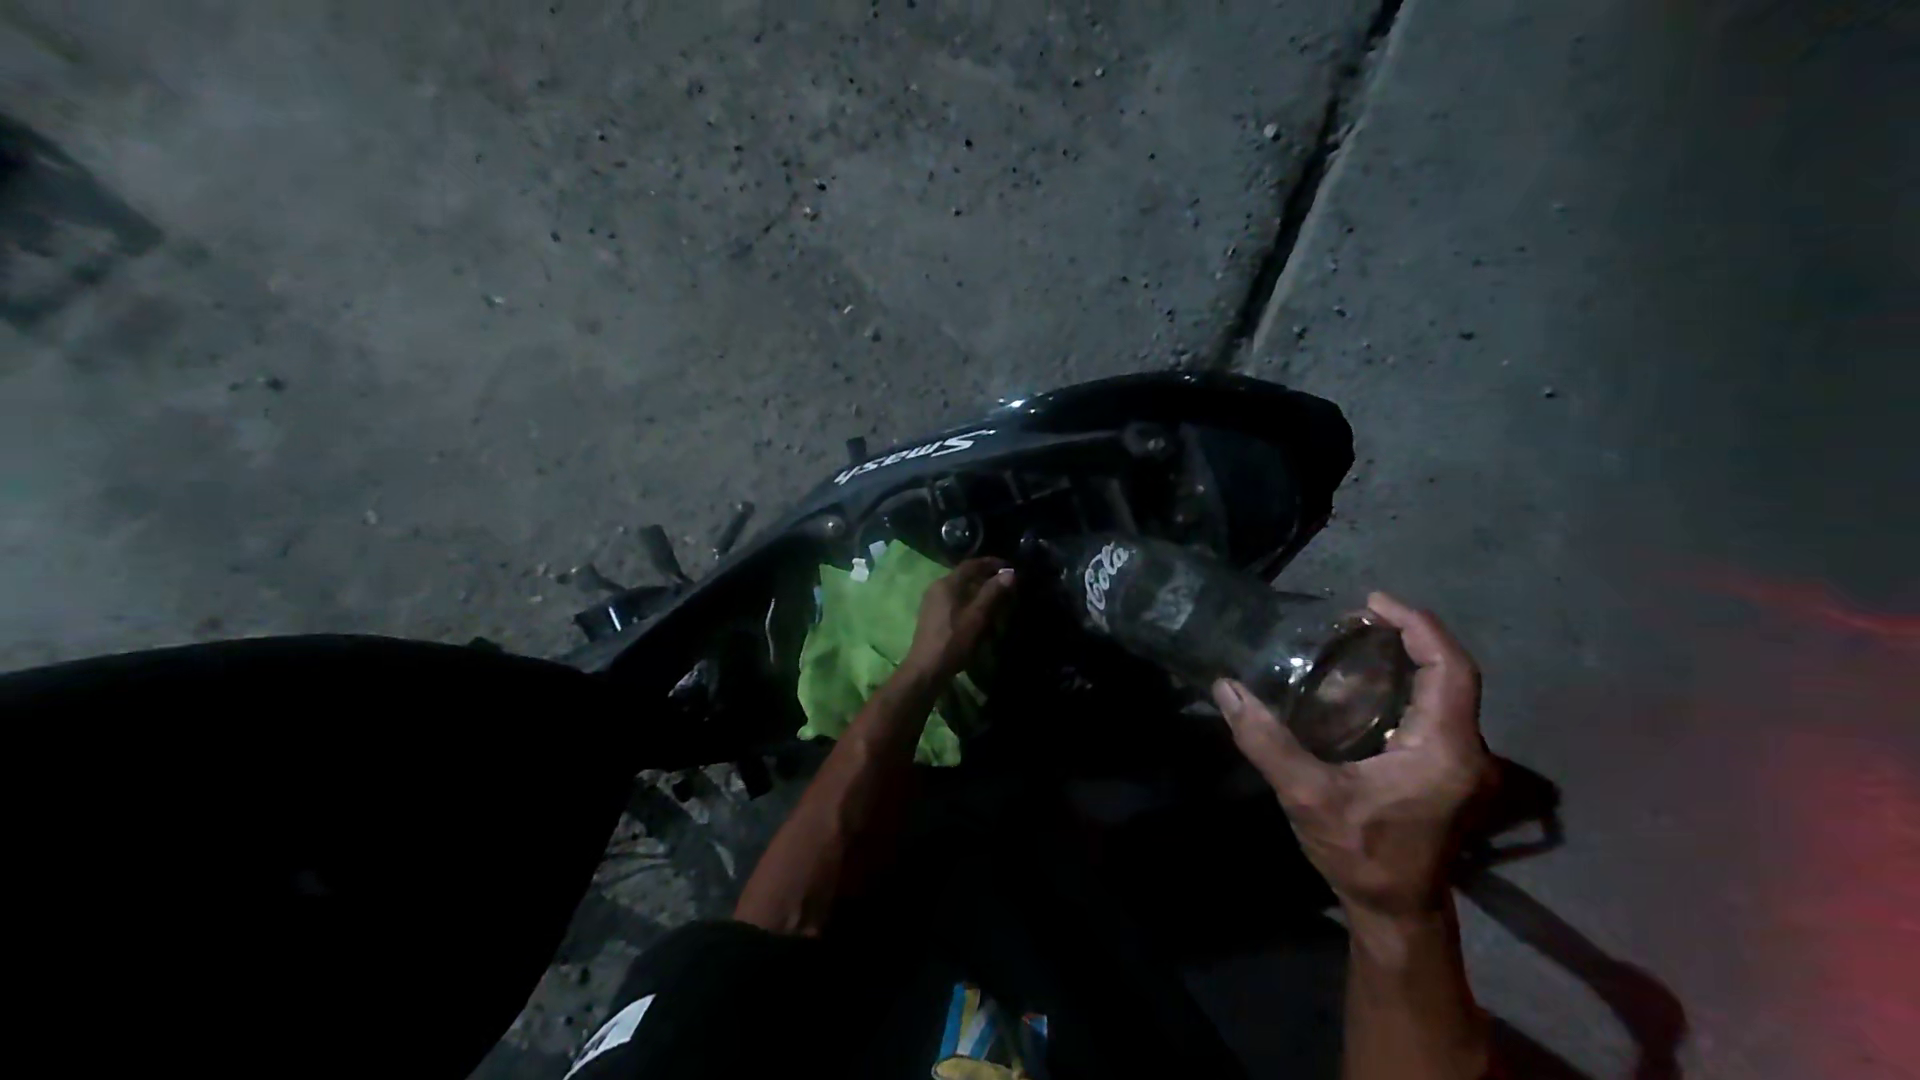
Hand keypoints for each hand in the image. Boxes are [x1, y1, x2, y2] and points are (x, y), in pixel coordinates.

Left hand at [903, 558, 1015, 681]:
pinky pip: (953, 599)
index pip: (971, 564)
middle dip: (986, 577)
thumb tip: (1009, 573)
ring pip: (959, 588)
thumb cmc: (953, 641)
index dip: (991, 563)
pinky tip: (978, 613)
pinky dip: (968, 600)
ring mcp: (932, 601)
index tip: (1009, 567)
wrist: (926, 668)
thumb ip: (992, 593)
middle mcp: (937, 587)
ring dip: (978, 590)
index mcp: (947, 583)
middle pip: (965, 575)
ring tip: (995, 598)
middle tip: (1005, 584)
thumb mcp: (977, 616)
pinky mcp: (932, 614)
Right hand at [1212, 592, 1496, 926]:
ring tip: (1360, 641)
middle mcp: (1465, 750)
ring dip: (1411, 660)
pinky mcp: (1444, 773)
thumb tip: (1226, 688)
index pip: (1450, 669)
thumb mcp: (1307, 796)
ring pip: (1446, 693)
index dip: (1418, 627)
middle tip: (1359, 618)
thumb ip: (1266, 741)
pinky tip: (1366, 686)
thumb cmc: (1361, 854)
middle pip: (1452, 675)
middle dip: (1411, 636)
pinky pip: (1434, 712)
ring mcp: (1459, 763)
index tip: (1373, 603)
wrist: (1396, 911)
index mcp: (1445, 749)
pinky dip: (1407, 686)